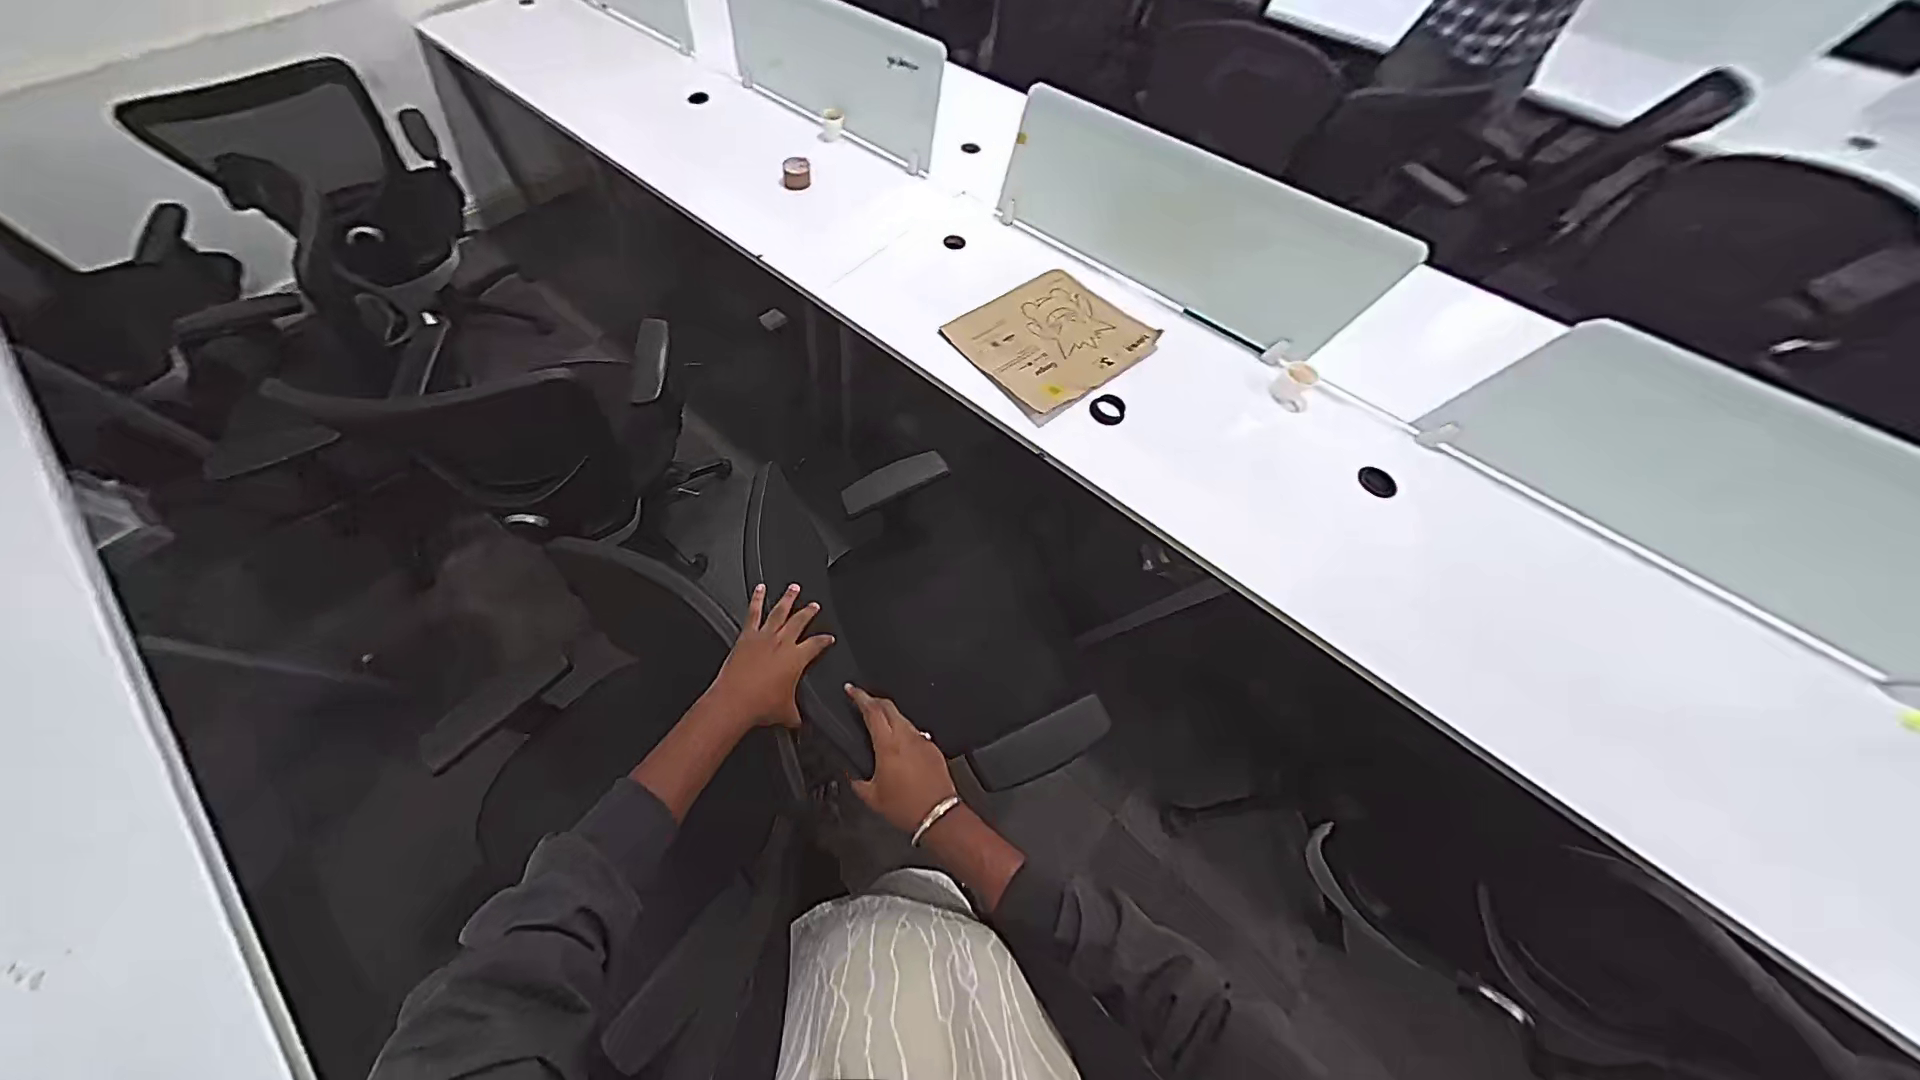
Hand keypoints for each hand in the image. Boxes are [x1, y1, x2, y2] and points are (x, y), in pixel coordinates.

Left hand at [699, 583, 834, 733]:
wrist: (735, 701)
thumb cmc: (761, 706)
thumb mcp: (787, 714)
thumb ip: (796, 716)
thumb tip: (799, 723)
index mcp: (798, 658)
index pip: (817, 644)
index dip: (825, 640)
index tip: (829, 638)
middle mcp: (783, 643)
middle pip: (801, 621)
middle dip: (809, 611)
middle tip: (814, 605)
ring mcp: (764, 636)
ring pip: (780, 611)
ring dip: (788, 598)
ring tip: (793, 588)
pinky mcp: (746, 636)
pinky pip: (753, 613)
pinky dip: (756, 599)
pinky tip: (759, 589)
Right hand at [847, 684, 956, 833]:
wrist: (938, 815)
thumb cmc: (906, 807)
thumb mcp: (871, 797)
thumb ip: (856, 779)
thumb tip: (850, 771)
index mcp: (888, 746)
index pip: (872, 710)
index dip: (860, 696)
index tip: (851, 690)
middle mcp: (907, 737)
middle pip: (889, 706)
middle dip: (874, 699)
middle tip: (863, 700)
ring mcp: (922, 740)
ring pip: (903, 718)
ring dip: (889, 715)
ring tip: (879, 722)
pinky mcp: (933, 747)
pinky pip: (915, 731)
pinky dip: (904, 730)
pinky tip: (899, 742)